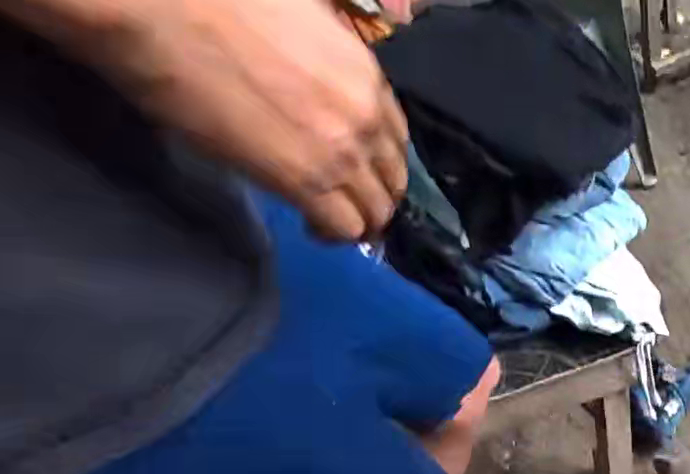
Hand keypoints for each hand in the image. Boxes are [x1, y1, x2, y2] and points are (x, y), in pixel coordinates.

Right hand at [29, 0, 410, 241]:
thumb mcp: (294, 13)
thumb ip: (323, 59)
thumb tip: (314, 85)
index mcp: (364, 72)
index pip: (396, 138)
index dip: (381, 160)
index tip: (361, 168)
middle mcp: (366, 117)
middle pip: (392, 180)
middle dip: (376, 196)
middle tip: (348, 203)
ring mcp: (342, 153)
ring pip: (376, 211)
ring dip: (358, 221)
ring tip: (329, 221)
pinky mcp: (309, 182)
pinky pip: (345, 228)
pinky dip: (334, 235)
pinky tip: (313, 228)